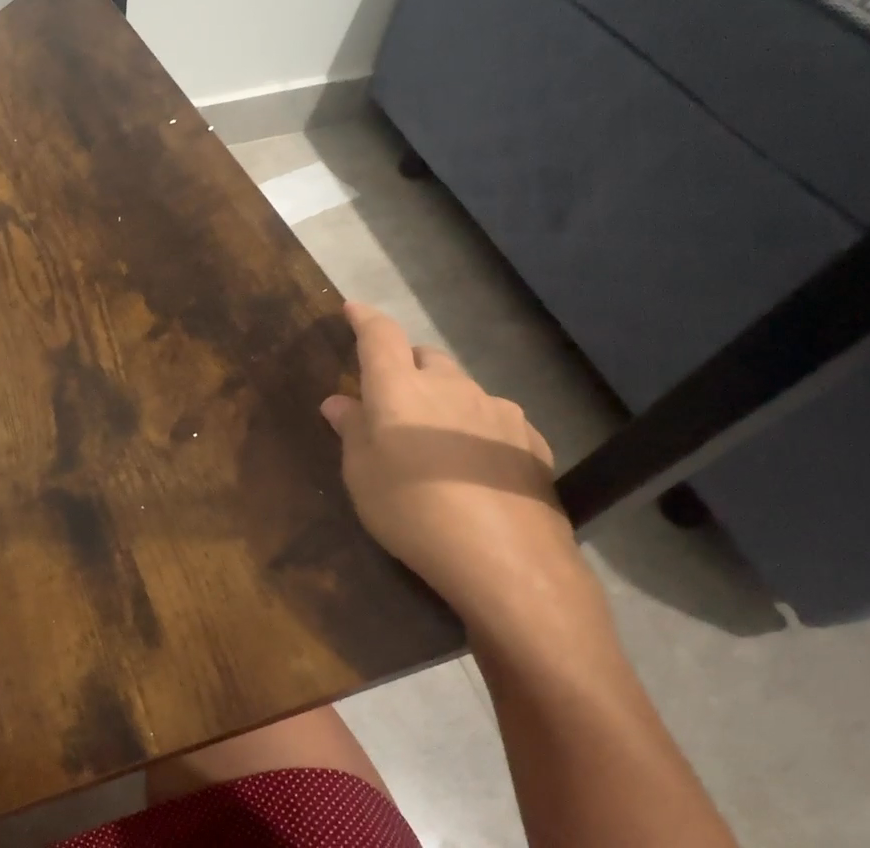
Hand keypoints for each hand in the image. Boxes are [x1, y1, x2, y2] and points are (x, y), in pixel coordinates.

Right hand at [319, 302, 585, 631]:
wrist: (506, 559)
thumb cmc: (411, 510)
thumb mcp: (361, 475)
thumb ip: (352, 431)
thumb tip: (340, 403)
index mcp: (399, 388)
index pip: (379, 335)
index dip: (364, 319)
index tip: (352, 310)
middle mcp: (450, 386)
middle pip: (425, 358)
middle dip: (406, 367)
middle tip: (392, 399)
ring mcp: (497, 410)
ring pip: (461, 389)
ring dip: (443, 401)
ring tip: (434, 443)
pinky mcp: (529, 439)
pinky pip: (492, 419)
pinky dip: (474, 428)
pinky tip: (472, 467)